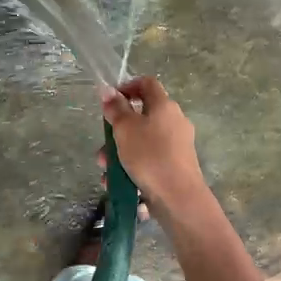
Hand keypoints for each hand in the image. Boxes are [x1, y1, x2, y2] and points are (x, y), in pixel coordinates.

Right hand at [101, 77, 208, 216]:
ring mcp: (176, 145)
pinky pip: (149, 160)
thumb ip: (115, 109)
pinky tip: (117, 183)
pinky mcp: (175, 166)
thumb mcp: (125, 130)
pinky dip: (132, 168)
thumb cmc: (149, 156)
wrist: (177, 196)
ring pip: (142, 142)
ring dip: (120, 154)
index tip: (109, 102)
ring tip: (106, 171)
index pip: (147, 84)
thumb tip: (107, 89)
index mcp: (164, 106)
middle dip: (117, 131)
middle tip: (103, 146)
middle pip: (141, 117)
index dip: (127, 87)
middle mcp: (174, 121)